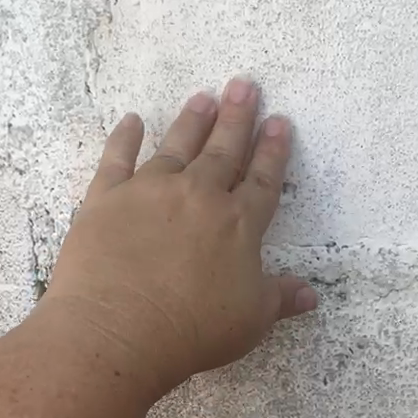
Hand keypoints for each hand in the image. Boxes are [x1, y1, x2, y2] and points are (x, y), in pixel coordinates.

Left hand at [38, 78, 316, 396]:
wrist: (119, 330)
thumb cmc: (193, 332)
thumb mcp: (249, 321)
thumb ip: (279, 300)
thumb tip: (311, 294)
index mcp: (238, 225)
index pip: (263, 181)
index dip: (273, 152)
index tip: (279, 123)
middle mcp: (198, 197)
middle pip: (223, 151)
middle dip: (237, 118)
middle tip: (245, 84)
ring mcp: (150, 192)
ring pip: (176, 146)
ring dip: (192, 121)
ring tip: (203, 96)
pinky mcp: (106, 198)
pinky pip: (116, 159)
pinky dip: (124, 138)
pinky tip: (131, 121)